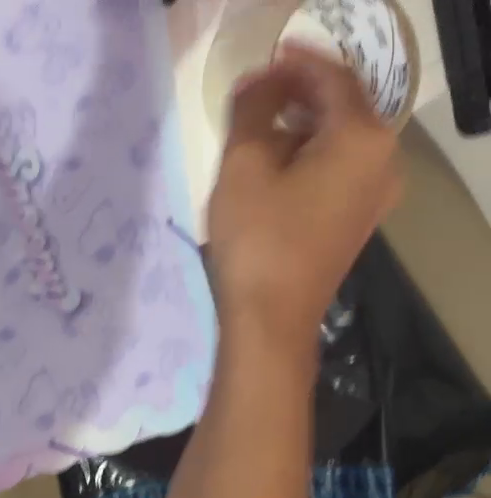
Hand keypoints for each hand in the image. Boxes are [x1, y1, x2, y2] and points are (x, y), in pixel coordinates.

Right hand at [206, 46, 401, 356]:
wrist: (272, 315)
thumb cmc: (255, 240)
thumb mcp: (242, 173)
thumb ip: (252, 118)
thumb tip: (257, 81)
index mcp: (361, 137)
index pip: (332, 81)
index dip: (298, 63)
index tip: (266, 55)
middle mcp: (382, 156)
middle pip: (341, 109)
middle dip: (299, 96)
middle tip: (254, 94)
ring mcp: (374, 190)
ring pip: (337, 142)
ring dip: (299, 130)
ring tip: (255, 134)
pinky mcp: (355, 218)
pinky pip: (334, 171)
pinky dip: (305, 158)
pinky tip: (273, 172)